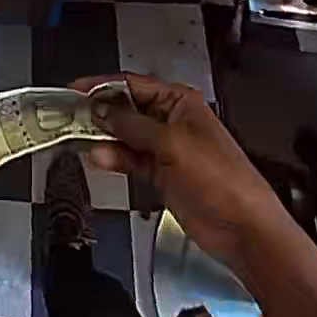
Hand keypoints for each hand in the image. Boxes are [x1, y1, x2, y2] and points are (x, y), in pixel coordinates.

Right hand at [71, 73, 288, 262]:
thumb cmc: (220, 180)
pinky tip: (100, 158)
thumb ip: (131, 124)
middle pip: (126, 109)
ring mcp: (165, 148)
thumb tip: (100, 110)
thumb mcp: (172, 143)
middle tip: (71, 116)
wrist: (245, 232)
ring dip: (105, 137)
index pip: (132, 84)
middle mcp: (170, 121)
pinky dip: (114, 158)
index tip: (76, 90)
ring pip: (124, 134)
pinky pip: (130, 158)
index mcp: (180, 102)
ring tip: (83, 139)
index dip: (102, 86)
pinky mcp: (161, 173)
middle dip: (100, 112)